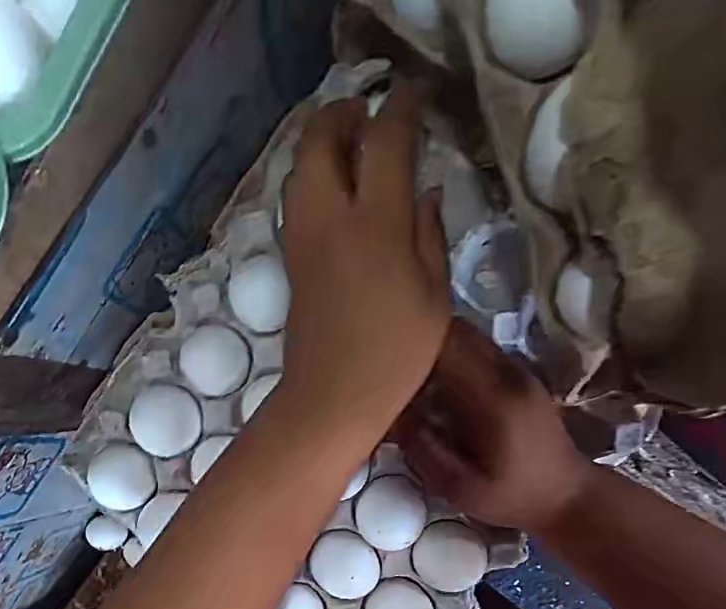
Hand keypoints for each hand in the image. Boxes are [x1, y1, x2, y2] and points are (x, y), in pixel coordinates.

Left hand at [278, 83, 450, 425]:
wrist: (333, 396)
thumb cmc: (395, 355)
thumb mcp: (434, 297)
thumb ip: (429, 236)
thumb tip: (426, 194)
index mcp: (375, 224)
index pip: (385, 142)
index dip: (401, 108)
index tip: (415, 94)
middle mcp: (330, 217)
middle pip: (321, 137)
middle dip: (343, 114)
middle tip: (370, 117)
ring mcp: (302, 237)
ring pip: (302, 166)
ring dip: (323, 145)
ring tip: (353, 151)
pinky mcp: (291, 259)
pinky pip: (297, 198)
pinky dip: (314, 178)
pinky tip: (338, 194)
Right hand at [396, 319, 594, 534]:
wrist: (568, 496)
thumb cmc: (513, 498)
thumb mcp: (460, 489)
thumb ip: (425, 450)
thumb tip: (394, 417)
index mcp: (494, 399)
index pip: (447, 347)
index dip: (413, 346)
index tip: (385, 359)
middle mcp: (509, 374)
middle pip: (459, 332)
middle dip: (424, 342)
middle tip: (394, 365)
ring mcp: (519, 371)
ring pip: (471, 338)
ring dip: (441, 348)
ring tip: (414, 372)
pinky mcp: (522, 376)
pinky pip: (482, 351)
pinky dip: (457, 357)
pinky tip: (442, 383)